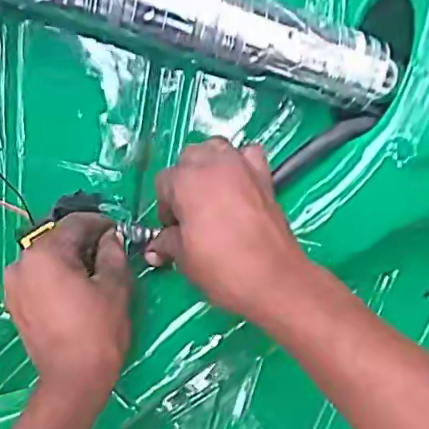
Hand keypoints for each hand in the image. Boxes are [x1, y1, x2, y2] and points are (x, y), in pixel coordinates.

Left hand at [5, 212, 131, 404]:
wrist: (73, 380)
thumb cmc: (98, 332)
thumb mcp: (114, 288)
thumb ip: (113, 253)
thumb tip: (110, 238)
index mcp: (44, 253)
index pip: (75, 223)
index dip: (101, 223)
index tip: (118, 231)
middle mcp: (21, 263)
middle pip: (57, 241)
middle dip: (84, 244)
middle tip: (109, 255)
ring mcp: (14, 287)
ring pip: (46, 262)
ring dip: (69, 262)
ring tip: (93, 277)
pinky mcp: (15, 307)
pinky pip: (38, 282)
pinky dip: (56, 281)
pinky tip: (76, 294)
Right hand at [146, 138, 315, 322]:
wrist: (273, 279)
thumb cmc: (221, 268)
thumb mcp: (184, 258)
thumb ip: (167, 243)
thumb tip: (156, 247)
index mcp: (186, 180)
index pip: (163, 183)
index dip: (165, 208)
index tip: (172, 231)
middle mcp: (213, 163)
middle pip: (189, 159)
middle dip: (184, 183)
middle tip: (189, 216)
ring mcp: (242, 165)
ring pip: (216, 150)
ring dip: (209, 168)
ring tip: (211, 199)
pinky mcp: (265, 175)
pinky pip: (246, 157)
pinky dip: (239, 166)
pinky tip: (238, 188)